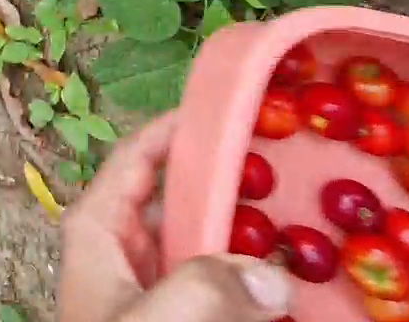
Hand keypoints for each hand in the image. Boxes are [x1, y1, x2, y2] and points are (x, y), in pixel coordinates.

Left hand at [59, 113, 290, 321]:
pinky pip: (224, 291)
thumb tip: (271, 272)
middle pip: (181, 199)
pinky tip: (302, 288)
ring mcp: (155, 285)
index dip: (175, 129)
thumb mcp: (151, 321)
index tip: (226, 108)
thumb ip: (205, 291)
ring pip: (208, 247)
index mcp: (99, 226)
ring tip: (308, 221)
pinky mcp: (182, 317)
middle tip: (289, 166)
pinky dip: (256, 287)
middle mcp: (125, 247)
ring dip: (251, 239)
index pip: (137, 159)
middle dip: (230, 185)